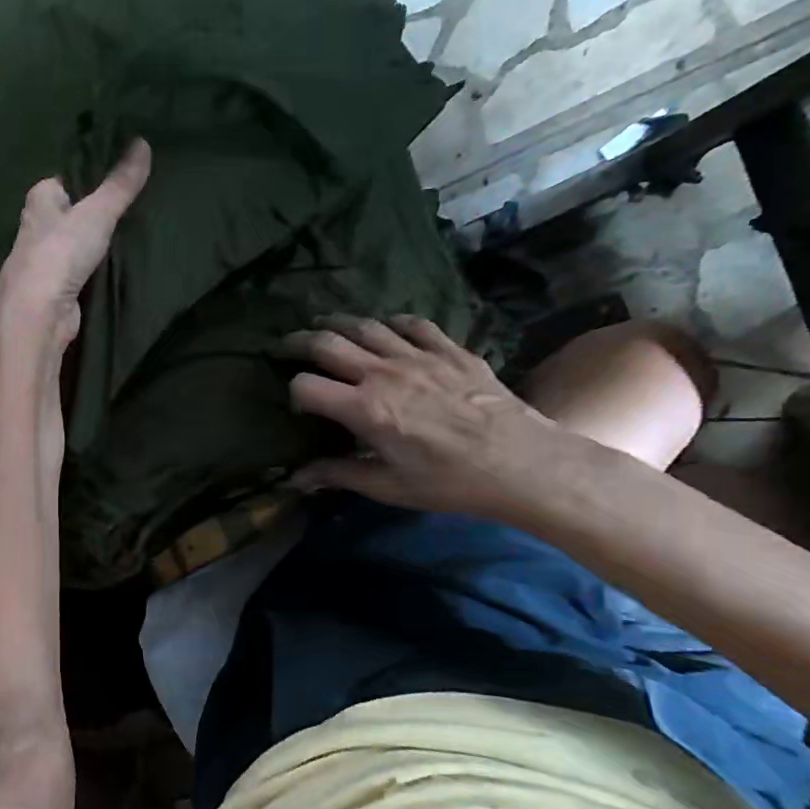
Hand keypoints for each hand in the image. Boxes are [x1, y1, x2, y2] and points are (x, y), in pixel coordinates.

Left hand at [0, 139, 152, 349]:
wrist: (39, 314)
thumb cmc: (61, 252)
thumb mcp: (98, 211)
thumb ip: (121, 183)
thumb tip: (143, 142)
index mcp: (39, 199)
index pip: (68, 178)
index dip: (94, 176)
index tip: (127, 175)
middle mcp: (37, 226)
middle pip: (75, 211)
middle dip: (100, 210)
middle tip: (140, 203)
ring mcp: (45, 260)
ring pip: (79, 242)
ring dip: (101, 241)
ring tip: (138, 231)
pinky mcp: (56, 288)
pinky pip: (82, 269)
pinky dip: (98, 267)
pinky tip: (121, 264)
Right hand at [286, 315, 590, 518]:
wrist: (524, 463)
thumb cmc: (450, 482)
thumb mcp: (389, 486)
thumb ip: (338, 474)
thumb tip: (295, 479)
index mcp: (365, 409)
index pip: (305, 385)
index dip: (293, 392)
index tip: (299, 406)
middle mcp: (384, 373)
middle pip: (327, 343)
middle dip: (298, 341)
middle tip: (284, 345)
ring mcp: (418, 356)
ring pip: (365, 325)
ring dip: (337, 323)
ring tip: (323, 325)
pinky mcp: (450, 350)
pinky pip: (412, 324)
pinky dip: (390, 322)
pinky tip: (384, 327)